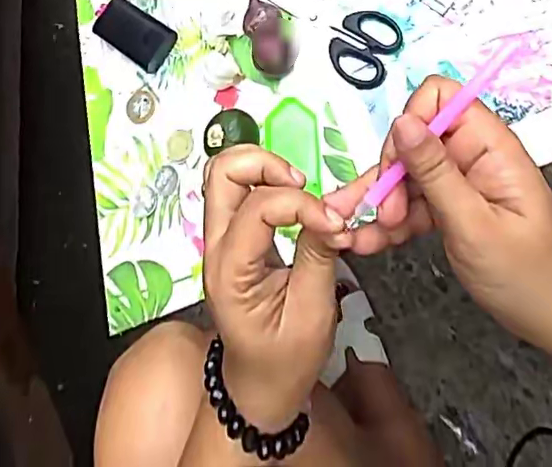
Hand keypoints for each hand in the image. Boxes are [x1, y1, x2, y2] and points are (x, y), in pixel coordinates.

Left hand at [202, 146, 351, 429]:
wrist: (257, 386)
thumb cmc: (283, 361)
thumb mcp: (312, 315)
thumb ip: (319, 257)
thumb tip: (334, 216)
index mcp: (230, 269)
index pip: (258, 208)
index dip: (301, 205)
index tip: (335, 223)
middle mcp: (216, 244)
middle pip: (222, 172)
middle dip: (265, 165)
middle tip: (301, 185)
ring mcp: (219, 237)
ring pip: (224, 173)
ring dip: (262, 167)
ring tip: (297, 188)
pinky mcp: (231, 234)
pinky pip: (237, 188)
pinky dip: (263, 179)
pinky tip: (290, 197)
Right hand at [321, 76, 551, 368]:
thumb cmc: (533, 279)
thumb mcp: (475, 225)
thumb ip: (434, 171)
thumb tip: (402, 121)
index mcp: (490, 146)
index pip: (441, 98)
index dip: (412, 120)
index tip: (397, 162)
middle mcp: (472, 154)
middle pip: (413, 138)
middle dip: (390, 173)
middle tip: (384, 212)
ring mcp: (460, 179)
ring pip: (405, 171)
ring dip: (383, 201)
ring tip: (362, 232)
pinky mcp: (450, 203)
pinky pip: (410, 199)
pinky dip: (390, 219)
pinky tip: (372, 238)